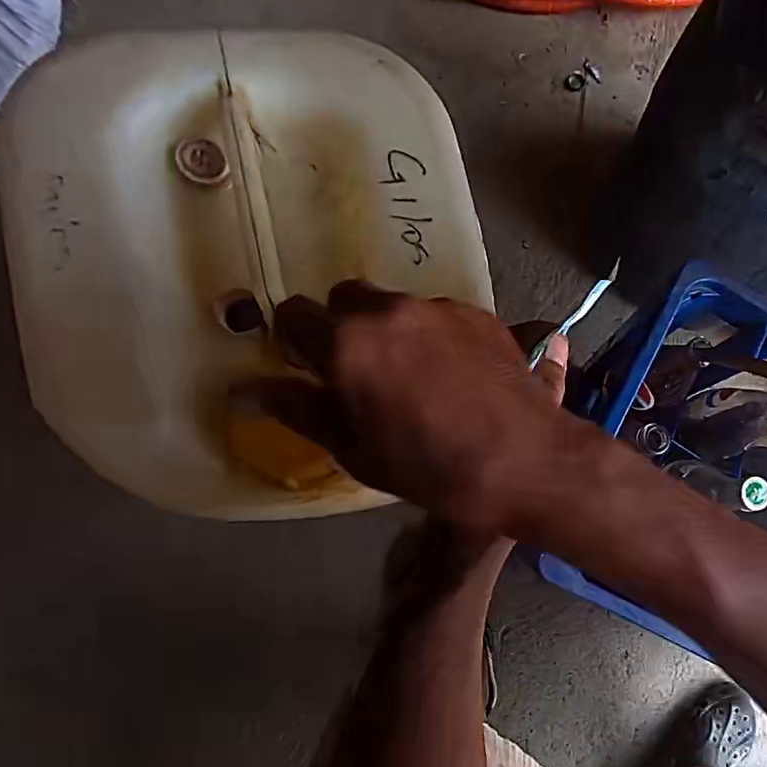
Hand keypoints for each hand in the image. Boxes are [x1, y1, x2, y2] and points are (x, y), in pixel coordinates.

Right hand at [254, 282, 594, 533]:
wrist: (524, 459)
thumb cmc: (430, 467)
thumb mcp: (354, 450)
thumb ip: (299, 409)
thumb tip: (242, 389)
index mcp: (348, 340)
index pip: (294, 314)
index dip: (295, 340)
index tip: (311, 368)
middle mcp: (391, 310)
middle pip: (348, 299)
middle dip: (345, 327)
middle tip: (363, 373)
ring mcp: (441, 308)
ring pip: (398, 306)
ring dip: (392, 330)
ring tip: (417, 379)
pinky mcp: (481, 315)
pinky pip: (441, 316)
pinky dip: (435, 336)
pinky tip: (456, 375)